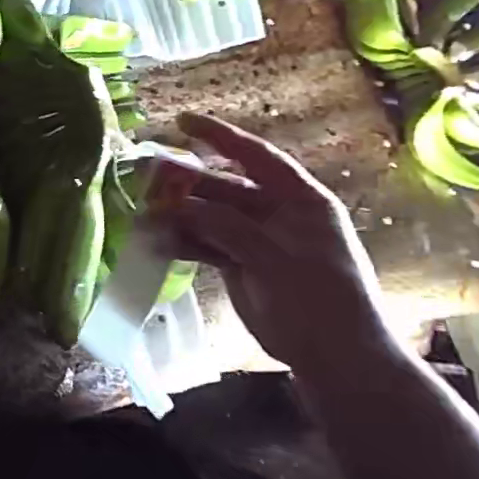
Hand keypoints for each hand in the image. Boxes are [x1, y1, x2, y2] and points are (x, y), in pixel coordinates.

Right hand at [140, 113, 401, 373]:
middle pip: (222, 187)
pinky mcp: (238, 263)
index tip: (181, 121)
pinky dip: (181, 242)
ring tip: (143, 216)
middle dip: (184, 184)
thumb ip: (227, 227)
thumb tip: (177, 206)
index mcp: (299, 200)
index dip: (219, 137)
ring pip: (207, 216)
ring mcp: (254, 239)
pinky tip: (157, 243)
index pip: (256, 156)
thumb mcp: (276, 258)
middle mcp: (275, 213)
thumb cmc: (321, 301)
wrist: (335, 357)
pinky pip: (203, 243)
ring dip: (177, 216)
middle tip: (144, 181)